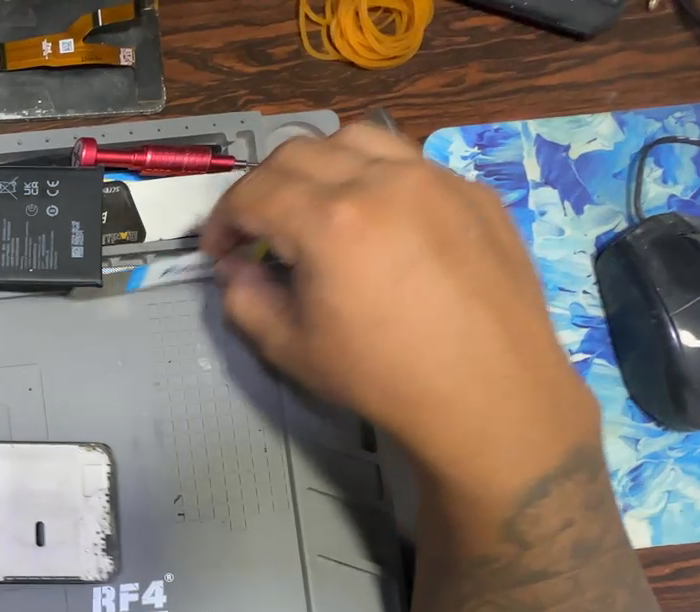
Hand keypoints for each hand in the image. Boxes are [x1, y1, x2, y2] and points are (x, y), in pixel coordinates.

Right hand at [200, 124, 599, 489]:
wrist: (483, 386)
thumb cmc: (375, 372)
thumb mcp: (285, 345)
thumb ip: (244, 297)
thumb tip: (236, 268)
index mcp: (330, 222)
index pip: (254, 192)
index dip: (221, 219)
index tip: (217, 251)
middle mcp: (381, 182)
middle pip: (298, 152)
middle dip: (258, 188)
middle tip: (251, 231)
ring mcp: (433, 178)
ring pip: (355, 137)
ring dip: (313, 167)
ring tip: (307, 211)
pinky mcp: (469, 190)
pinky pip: (405, 160)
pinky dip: (366, 177)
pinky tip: (366, 223)